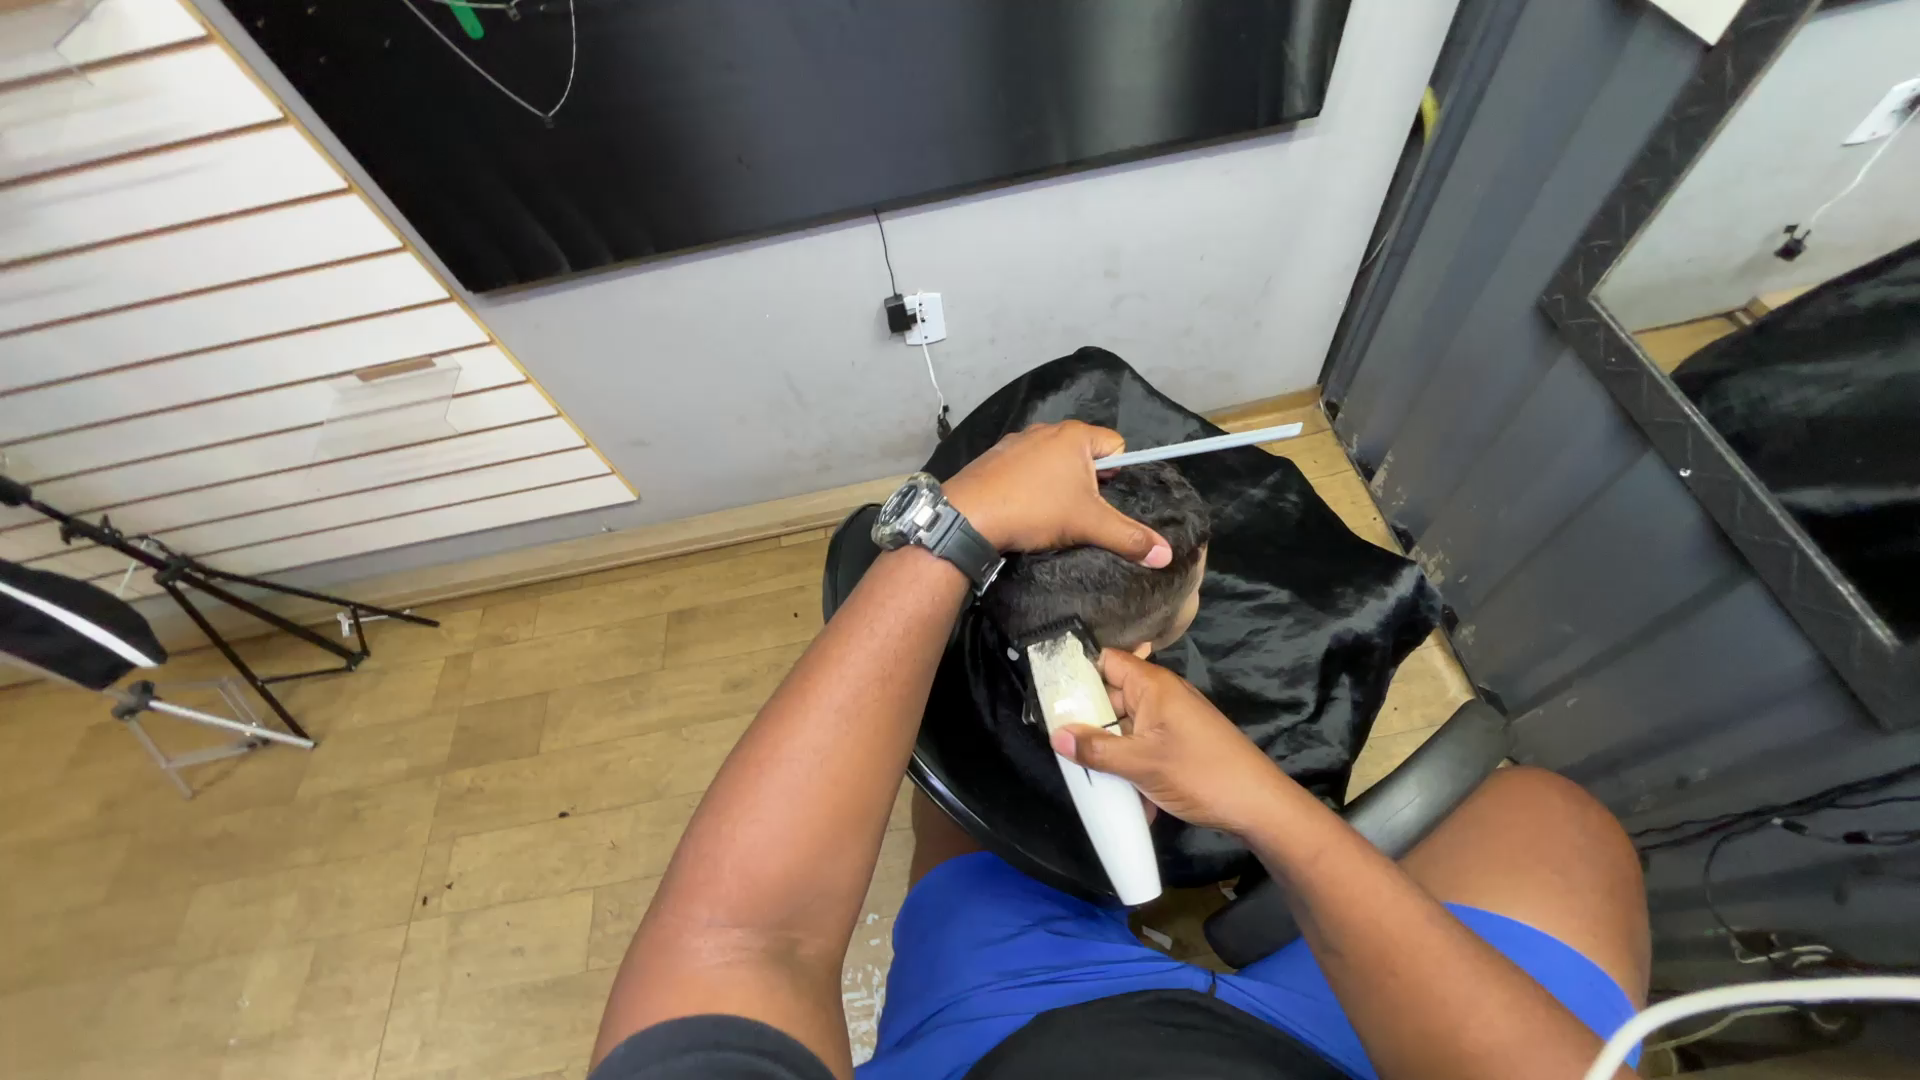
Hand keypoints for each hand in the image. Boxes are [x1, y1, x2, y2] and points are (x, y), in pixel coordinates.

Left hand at [943, 421, 1170, 566]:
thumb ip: (1129, 537)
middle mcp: (1045, 430)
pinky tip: (1022, 509)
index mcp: (1074, 435)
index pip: (1116, 446)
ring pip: (1052, 463)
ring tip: (1050, 515)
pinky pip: (1025, 469)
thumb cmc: (1034, 510)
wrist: (967, 516)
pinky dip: (1029, 486)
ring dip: (1058, 485)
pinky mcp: (993, 458)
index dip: (1118, 475)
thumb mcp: (1087, 525)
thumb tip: (1166, 555)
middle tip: (1080, 513)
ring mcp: (1016, 442)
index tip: (1105, 502)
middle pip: (1084, 455)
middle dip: (1088, 482)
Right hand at [1048, 648, 1294, 834]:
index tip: (1052, 694)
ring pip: (1125, 727)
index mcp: (1152, 685)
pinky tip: (1128, 797)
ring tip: (1088, 774)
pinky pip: (1143, 746)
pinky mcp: (1179, 744)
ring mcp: (1171, 721)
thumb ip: (1097, 750)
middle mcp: (1161, 696)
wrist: (1260, 806)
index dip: (1078, 672)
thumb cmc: (1200, 773)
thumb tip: (1057, 737)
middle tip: (1061, 743)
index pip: (1106, 660)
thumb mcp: (1141, 764)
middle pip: (1111, 696)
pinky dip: (1132, 766)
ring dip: (1110, 751)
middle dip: (1089, 721)